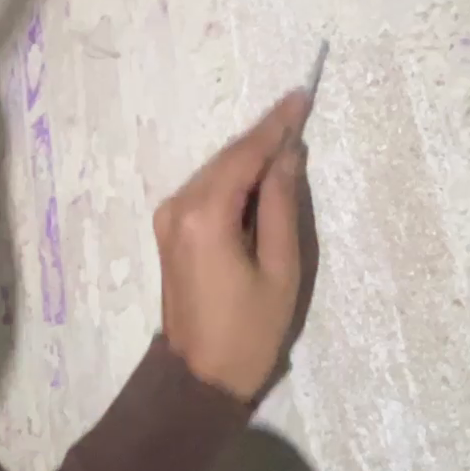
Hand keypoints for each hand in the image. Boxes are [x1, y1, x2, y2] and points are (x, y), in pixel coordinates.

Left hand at [154, 91, 311, 400]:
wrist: (199, 375)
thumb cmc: (249, 330)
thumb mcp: (280, 268)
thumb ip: (281, 204)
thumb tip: (287, 154)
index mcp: (204, 215)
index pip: (245, 155)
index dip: (275, 124)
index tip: (301, 95)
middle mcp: (178, 206)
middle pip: (227, 158)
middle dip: (263, 137)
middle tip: (300, 113)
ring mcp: (168, 217)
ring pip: (215, 171)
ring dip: (249, 157)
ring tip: (288, 141)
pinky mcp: (169, 229)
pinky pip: (206, 190)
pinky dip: (234, 179)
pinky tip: (260, 177)